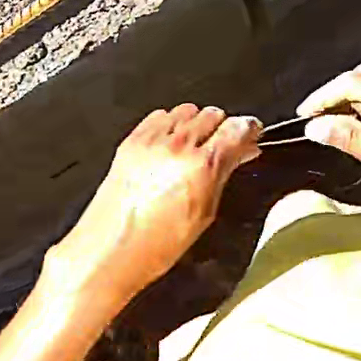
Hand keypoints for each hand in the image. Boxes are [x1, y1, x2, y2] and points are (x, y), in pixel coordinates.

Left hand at [47, 105, 262, 303]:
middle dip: (223, 127)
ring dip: (196, 123)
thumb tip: (240, 154)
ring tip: (196, 146)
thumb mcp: (204, 213)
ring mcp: (152, 141)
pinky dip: (170, 124)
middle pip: (212, 114)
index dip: (249, 129)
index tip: (251, 134)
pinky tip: (170, 143)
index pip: (237, 127)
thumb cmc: (154, 244)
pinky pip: (159, 117)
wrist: (110, 249)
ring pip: (186, 111)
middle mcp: (177, 146)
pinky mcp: (131, 141)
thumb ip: (224, 174)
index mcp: (202, 165)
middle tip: (224, 145)